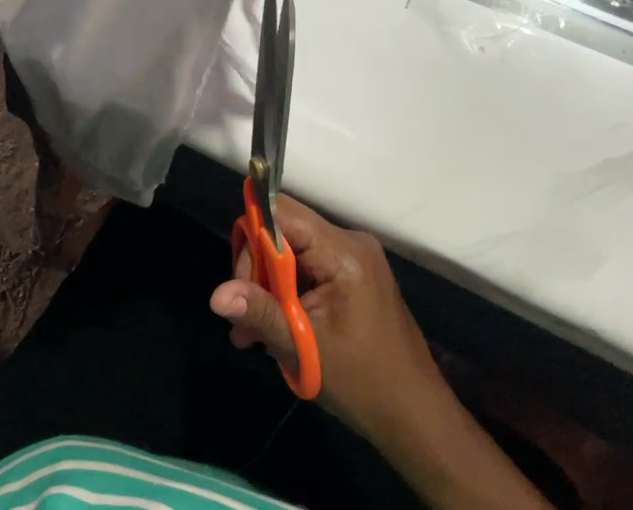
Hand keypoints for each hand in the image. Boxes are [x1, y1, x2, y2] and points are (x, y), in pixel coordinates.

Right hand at [210, 195, 554, 509]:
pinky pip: (305, 270)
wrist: (417, 419)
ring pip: (288, 254)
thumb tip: (215, 295)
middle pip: (281, 232)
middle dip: (255, 272)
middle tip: (244, 319)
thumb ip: (259, 312)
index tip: (240, 282)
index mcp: (343, 252)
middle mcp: (350, 244)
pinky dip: (285, 296)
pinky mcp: (351, 277)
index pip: (280, 212)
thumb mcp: (303, 347)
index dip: (251, 237)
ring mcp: (353, 260)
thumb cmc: (364, 382)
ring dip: (266, 290)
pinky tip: (272, 331)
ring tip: (252, 335)